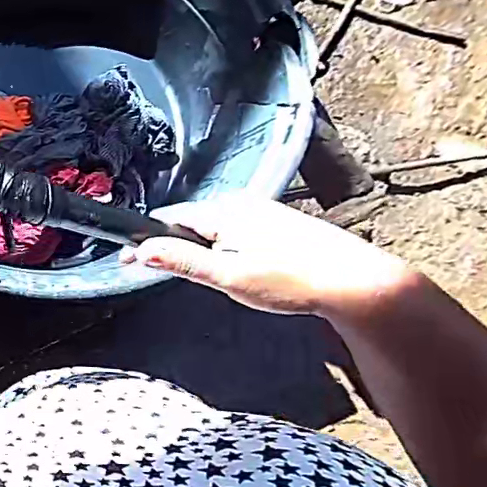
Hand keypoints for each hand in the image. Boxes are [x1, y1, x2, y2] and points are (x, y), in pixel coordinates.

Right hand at [120, 197, 419, 317]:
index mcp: (222, 212)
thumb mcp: (229, 276)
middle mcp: (239, 203)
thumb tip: (142, 250)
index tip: (129, 259)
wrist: (357, 283)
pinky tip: (229, 264)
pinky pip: (231, 228)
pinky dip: (218, 244)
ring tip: (191, 270)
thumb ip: (182, 261)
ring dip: (194, 245)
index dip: (145, 240)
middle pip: (187, 221)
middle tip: (153, 269)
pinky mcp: (276, 221)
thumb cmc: (294, 281)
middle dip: (168, 242)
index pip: (167, 219)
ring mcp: (260, 210)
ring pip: (210, 225)